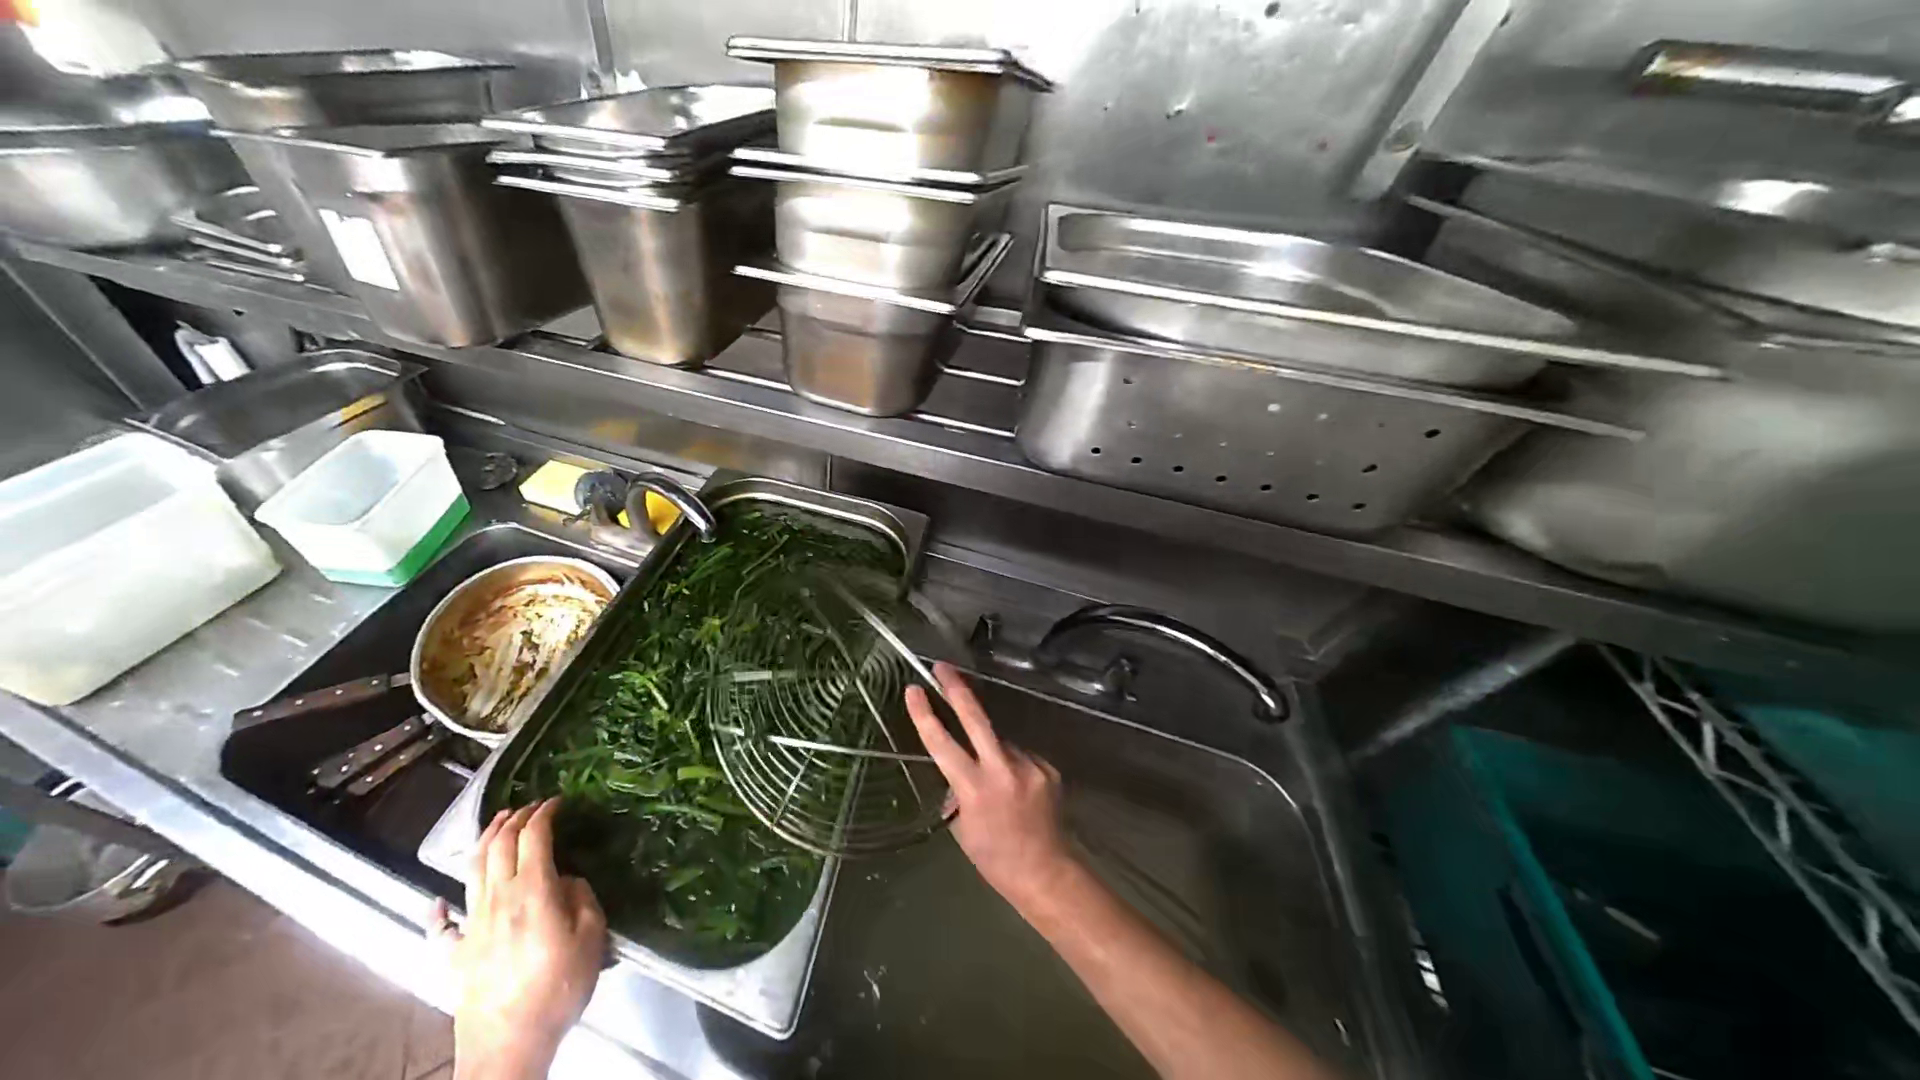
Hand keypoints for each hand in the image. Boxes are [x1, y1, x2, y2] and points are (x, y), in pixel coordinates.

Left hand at [433, 798, 606, 1079]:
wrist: (509, 1043)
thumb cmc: (558, 987)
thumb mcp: (591, 936)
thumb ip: (582, 898)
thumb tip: (566, 881)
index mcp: (533, 891)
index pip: (535, 838)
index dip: (545, 814)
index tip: (557, 801)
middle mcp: (498, 900)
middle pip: (498, 847)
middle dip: (514, 819)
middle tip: (530, 806)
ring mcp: (472, 927)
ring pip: (471, 872)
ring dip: (484, 842)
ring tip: (496, 826)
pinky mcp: (455, 955)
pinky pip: (441, 927)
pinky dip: (438, 909)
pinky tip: (437, 901)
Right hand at [905, 662, 1076, 912]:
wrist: (1046, 870)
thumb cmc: (994, 857)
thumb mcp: (961, 827)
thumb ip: (957, 791)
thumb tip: (956, 769)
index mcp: (974, 787)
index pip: (942, 743)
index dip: (925, 714)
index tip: (914, 689)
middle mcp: (1002, 769)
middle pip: (976, 718)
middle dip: (957, 688)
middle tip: (943, 666)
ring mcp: (1029, 765)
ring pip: (1000, 740)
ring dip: (990, 747)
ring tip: (993, 778)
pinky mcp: (1047, 767)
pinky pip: (1021, 755)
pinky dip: (1012, 764)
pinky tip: (1015, 787)